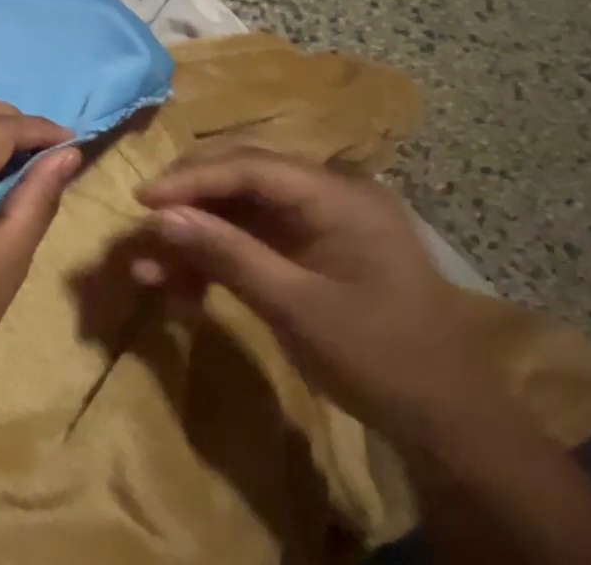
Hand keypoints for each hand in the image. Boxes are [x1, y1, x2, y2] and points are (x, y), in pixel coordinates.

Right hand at [131, 146, 502, 445]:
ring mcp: (321, 225)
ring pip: (239, 211)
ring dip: (195, 237)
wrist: (449, 423)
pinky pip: (251, 241)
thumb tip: (159, 216)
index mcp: (341, 198)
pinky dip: (216, 260)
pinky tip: (183, 290)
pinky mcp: (311, 254)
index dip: (190, 179)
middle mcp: (331, 197)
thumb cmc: (380, 358)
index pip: (251, 167)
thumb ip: (226, 253)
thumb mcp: (296, 307)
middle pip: (241, 178)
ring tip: (151, 272)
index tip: (141, 201)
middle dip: (187, 203)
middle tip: (142, 226)